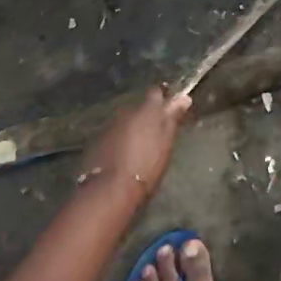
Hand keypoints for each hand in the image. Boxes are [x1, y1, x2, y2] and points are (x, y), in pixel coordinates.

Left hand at [78, 88, 191, 205]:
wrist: (110, 188)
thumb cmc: (146, 165)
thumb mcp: (165, 143)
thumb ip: (172, 118)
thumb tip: (184, 97)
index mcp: (146, 110)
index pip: (155, 92)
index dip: (162, 99)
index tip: (167, 110)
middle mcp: (126, 111)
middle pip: (139, 108)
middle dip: (145, 118)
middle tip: (153, 136)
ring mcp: (110, 124)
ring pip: (125, 121)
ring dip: (131, 129)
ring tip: (137, 149)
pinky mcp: (97, 138)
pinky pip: (113, 134)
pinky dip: (118, 140)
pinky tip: (121, 156)